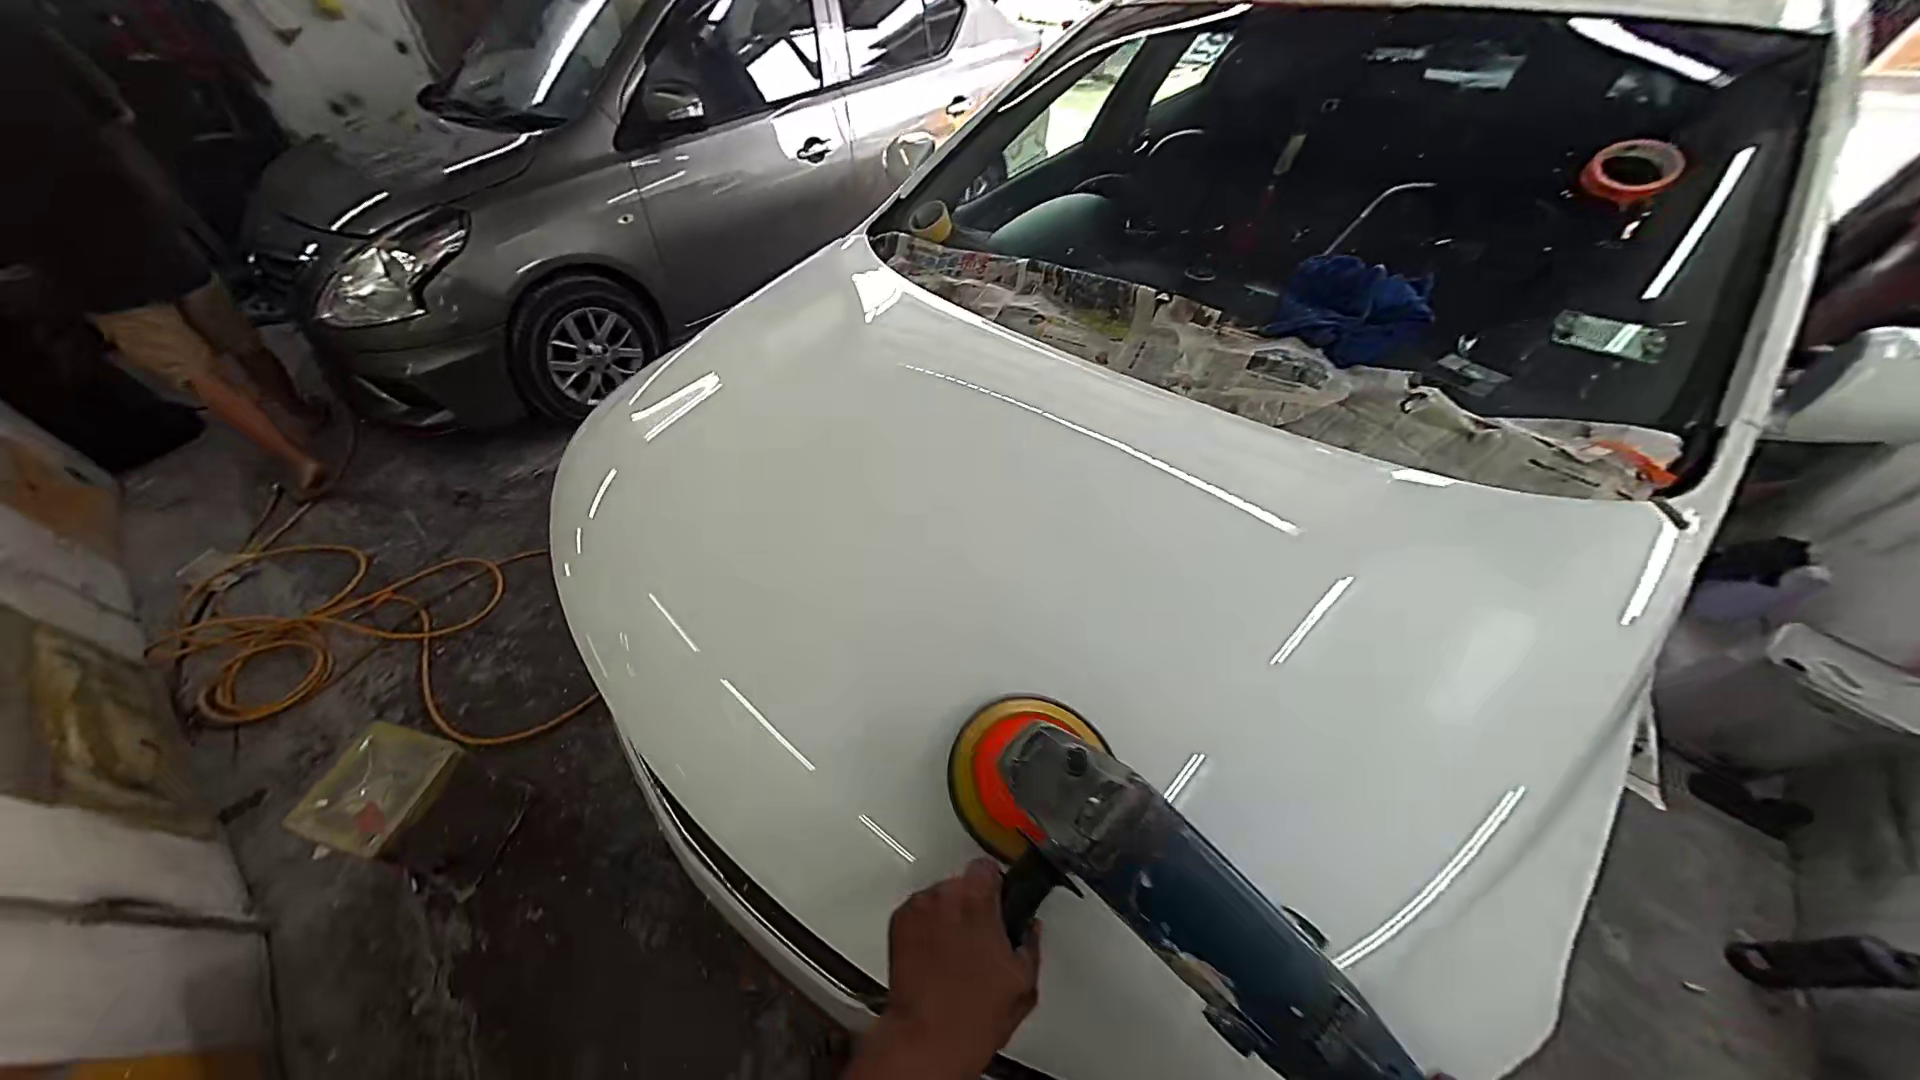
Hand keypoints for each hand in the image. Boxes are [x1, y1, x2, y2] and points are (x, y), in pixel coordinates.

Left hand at [846, 859, 1042, 1079]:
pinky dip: (925, 926)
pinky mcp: (899, 922)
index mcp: (978, 900)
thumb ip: (1030, 944)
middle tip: (979, 936)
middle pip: (963, 883)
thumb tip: (1029, 931)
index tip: (999, 900)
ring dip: (947, 914)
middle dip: (972, 904)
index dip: (996, 885)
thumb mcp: (1023, 983)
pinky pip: (918, 912)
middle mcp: (946, 895)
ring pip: (940, 897)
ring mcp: (919, 907)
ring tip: (953, 951)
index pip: (987, 867)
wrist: (927, 1039)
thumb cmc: (972, 1016)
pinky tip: (934, 955)